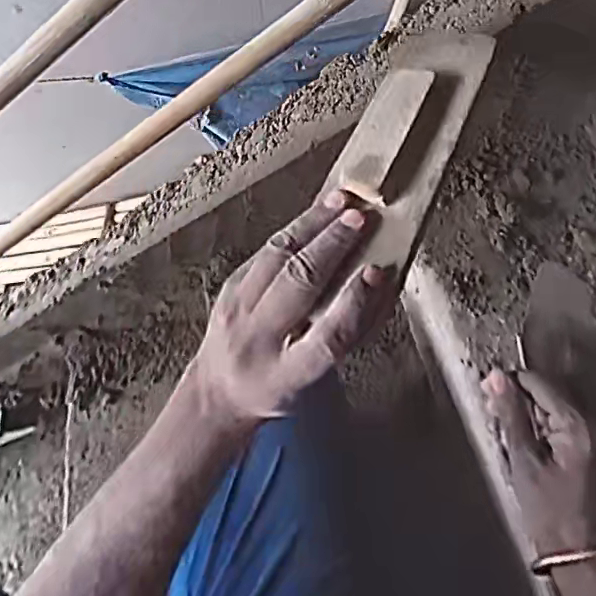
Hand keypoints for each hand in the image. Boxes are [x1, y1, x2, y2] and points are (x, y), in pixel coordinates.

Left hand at [186, 190, 394, 425]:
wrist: (217, 392)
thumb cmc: (277, 386)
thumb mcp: (315, 379)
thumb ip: (345, 337)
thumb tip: (379, 286)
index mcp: (287, 375)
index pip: (327, 338)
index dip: (354, 304)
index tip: (377, 273)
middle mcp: (257, 339)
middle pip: (298, 283)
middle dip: (333, 246)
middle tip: (361, 220)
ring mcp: (236, 309)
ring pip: (277, 255)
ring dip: (312, 224)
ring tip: (341, 203)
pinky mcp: (228, 285)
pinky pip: (266, 250)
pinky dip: (296, 228)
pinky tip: (317, 213)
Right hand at [484, 368, 595, 553]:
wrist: (585, 559)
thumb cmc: (551, 512)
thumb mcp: (524, 460)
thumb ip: (511, 413)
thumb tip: (496, 376)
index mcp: (578, 423)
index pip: (538, 381)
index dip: (510, 382)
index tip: (488, 392)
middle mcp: (595, 422)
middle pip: (551, 388)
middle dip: (520, 394)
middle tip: (494, 408)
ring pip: (557, 403)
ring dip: (531, 408)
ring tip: (508, 427)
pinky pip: (565, 420)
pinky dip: (544, 422)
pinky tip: (528, 439)